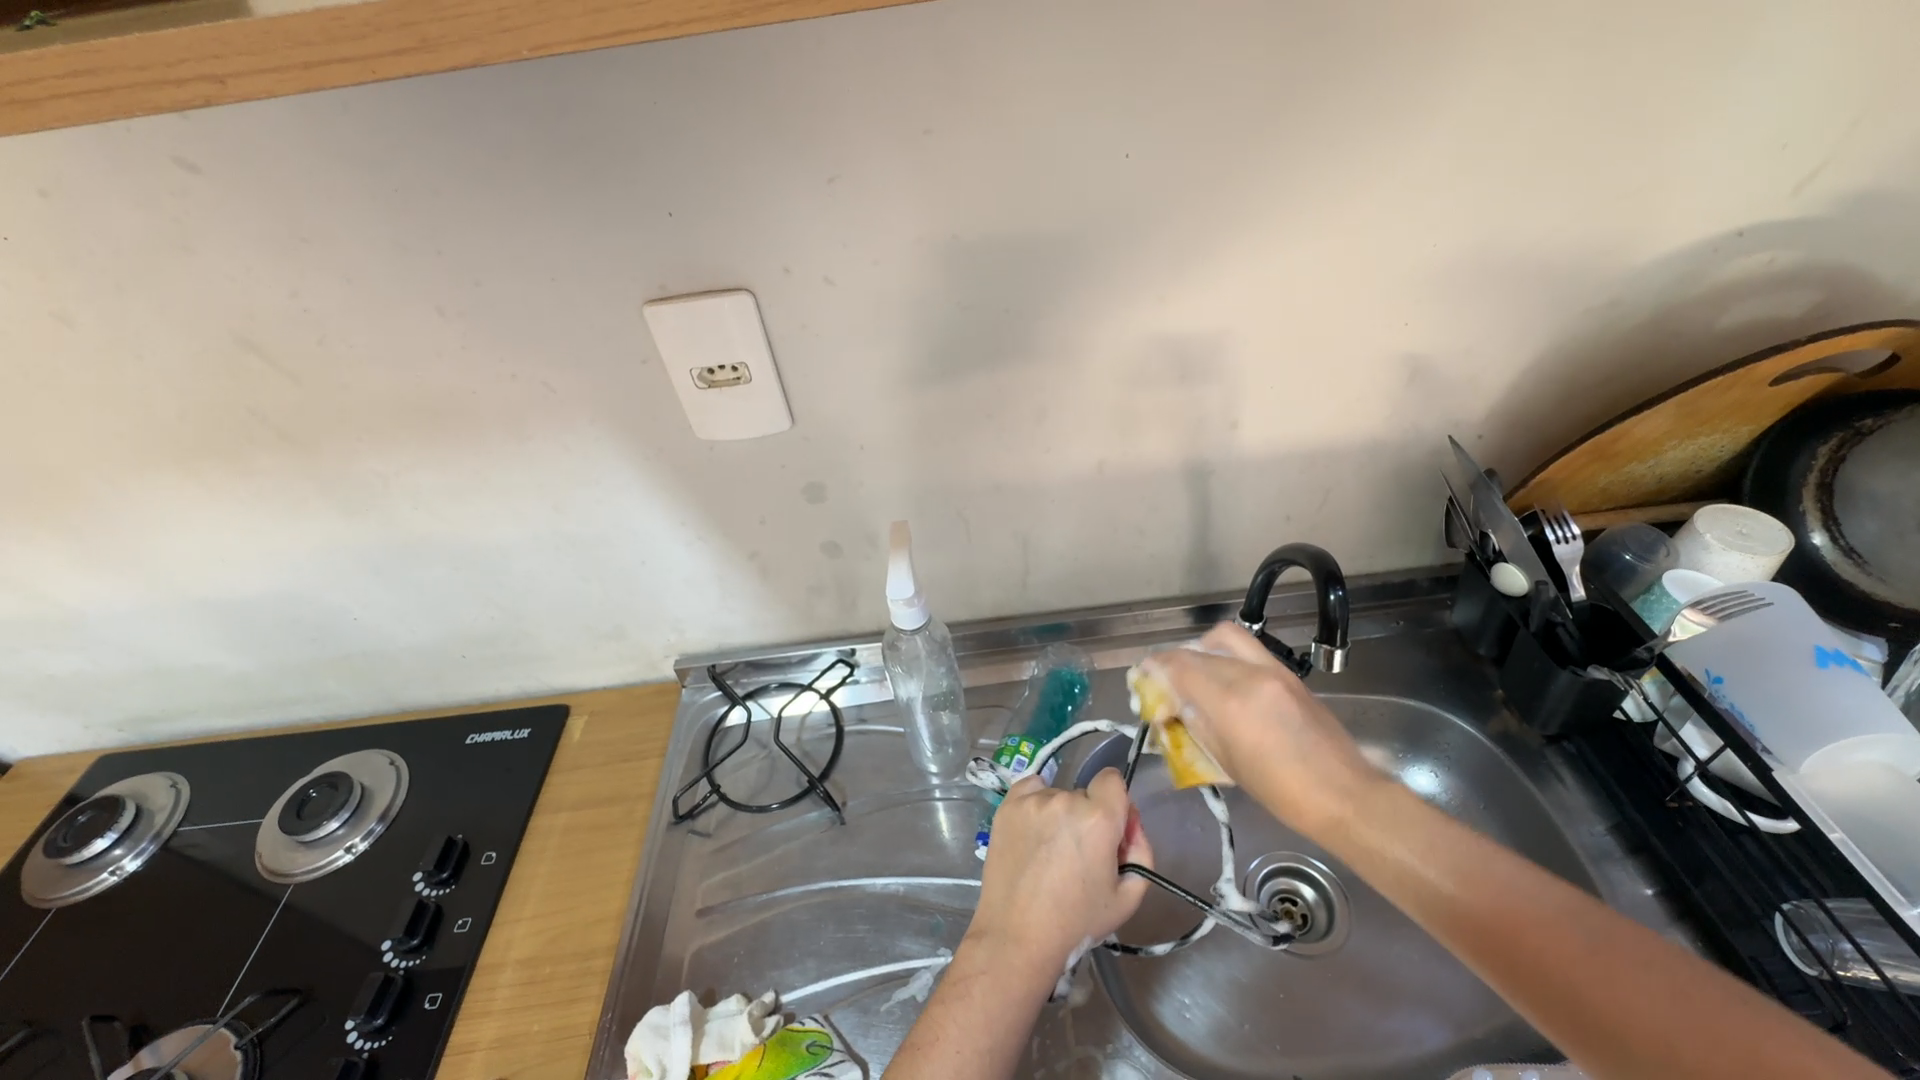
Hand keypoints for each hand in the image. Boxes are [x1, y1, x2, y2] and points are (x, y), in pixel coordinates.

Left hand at [966, 767, 1152, 977]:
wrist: (1018, 936)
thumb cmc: (1076, 921)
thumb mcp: (1129, 895)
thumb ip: (1141, 850)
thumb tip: (1130, 821)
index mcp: (1099, 818)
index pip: (1113, 780)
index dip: (1115, 802)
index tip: (1109, 828)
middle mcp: (1065, 800)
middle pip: (1085, 794)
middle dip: (1088, 817)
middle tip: (1079, 854)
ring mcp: (1032, 801)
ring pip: (1058, 796)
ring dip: (1060, 815)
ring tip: (1049, 852)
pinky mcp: (1006, 807)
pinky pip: (1030, 790)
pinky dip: (1035, 803)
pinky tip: (1033, 832)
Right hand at [1141, 623, 1385, 835]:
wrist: (1343, 794)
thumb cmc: (1280, 791)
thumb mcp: (1225, 762)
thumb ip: (1196, 724)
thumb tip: (1174, 707)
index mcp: (1230, 700)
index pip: (1178, 665)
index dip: (1154, 668)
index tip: (1142, 678)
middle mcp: (1250, 674)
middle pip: (1198, 648)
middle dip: (1174, 659)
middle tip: (1165, 679)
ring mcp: (1274, 670)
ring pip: (1225, 637)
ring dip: (1202, 648)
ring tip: (1195, 673)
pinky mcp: (1289, 674)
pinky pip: (1248, 651)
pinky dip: (1226, 656)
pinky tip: (1224, 681)